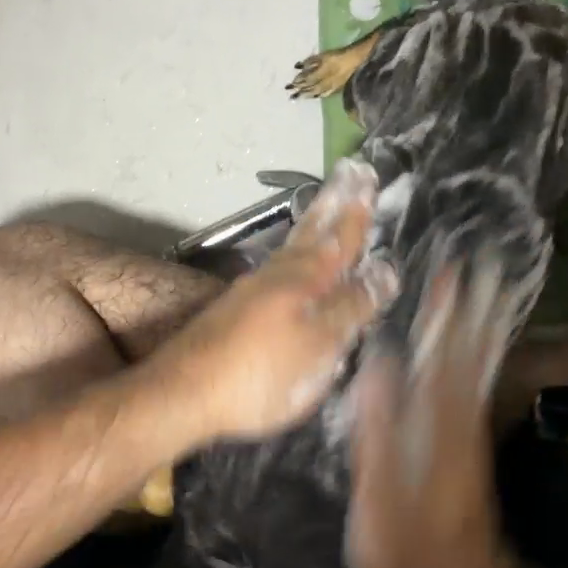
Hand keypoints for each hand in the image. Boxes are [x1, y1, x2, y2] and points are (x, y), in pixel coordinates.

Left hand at [149, 159, 397, 440]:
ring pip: (292, 248)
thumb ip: (351, 308)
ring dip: (313, 225)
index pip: (339, 240)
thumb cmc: (260, 375)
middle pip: (312, 233)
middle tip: (350, 173)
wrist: (182, 394)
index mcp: (304, 281)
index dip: (357, 214)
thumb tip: (384, 270)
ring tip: (327, 207)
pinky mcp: (234, 312)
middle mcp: (277, 276)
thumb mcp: (317, 346)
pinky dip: (294, 255)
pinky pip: (277, 269)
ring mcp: (251, 291)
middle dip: (334, 204)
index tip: (368, 177)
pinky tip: (293, 261)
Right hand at [344, 257, 518, 567]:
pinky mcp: (469, 449)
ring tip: (487, 293)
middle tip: (480, 266)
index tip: (452, 271)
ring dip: (481, 329)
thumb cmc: (410, 550)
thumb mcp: (381, 496)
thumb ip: (377, 430)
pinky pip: (474, 389)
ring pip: (477, 369)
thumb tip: (376, 365)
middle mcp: (459, 419)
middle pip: (468, 353)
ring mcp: (468, 434)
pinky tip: (474, 351)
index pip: (442, 354)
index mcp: (436, 424)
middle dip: (472, 310)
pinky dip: (478, 361)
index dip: (446, 313)